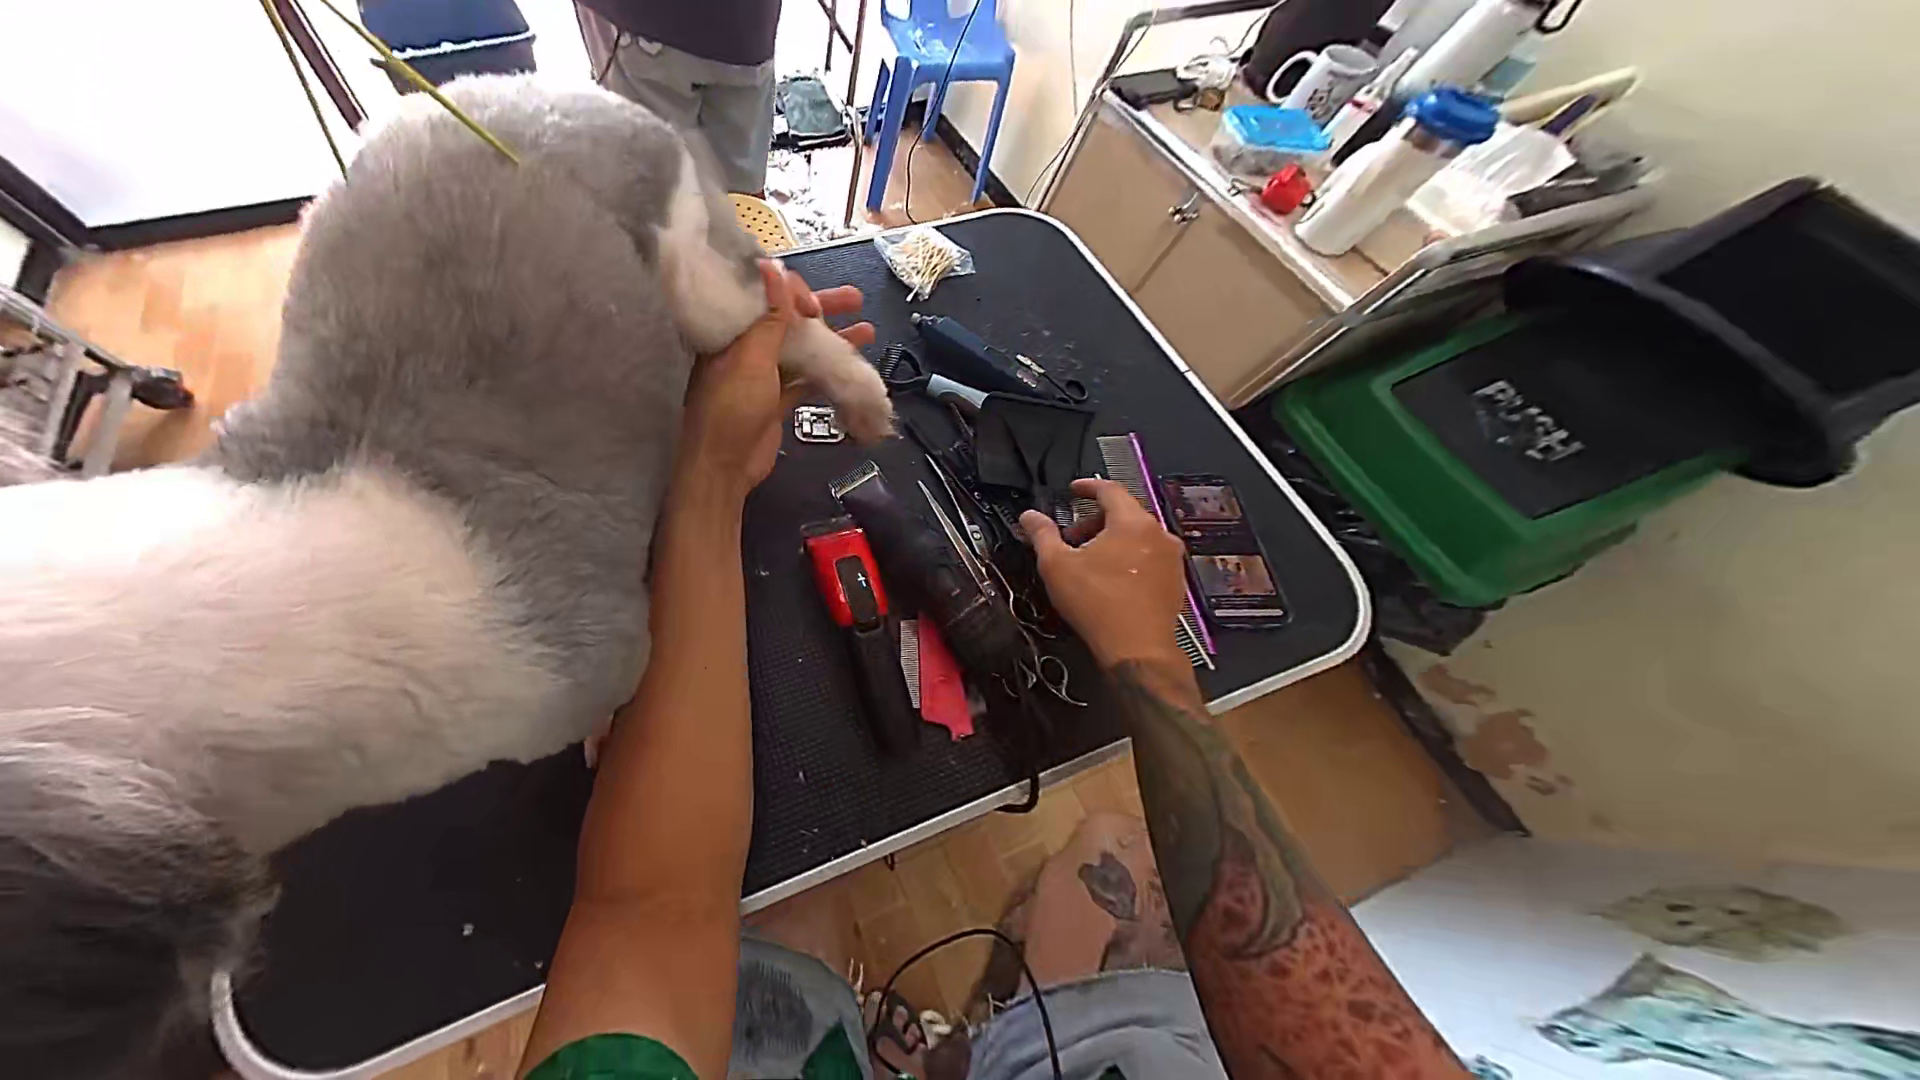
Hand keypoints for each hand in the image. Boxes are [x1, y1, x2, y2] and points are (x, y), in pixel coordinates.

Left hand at [677, 261, 875, 494]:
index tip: (816, 306)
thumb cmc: (731, 409)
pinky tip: (850, 365)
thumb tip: (771, 267)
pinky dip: (827, 370)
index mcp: (731, 330)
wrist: (725, 465)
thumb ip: (770, 317)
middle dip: (822, 309)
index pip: (765, 296)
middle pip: (788, 318)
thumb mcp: (752, 358)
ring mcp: (763, 374)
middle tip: (855, 300)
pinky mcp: (777, 398)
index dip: (792, 292)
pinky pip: (806, 377)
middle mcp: (746, 347)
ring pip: (802, 348)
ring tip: (866, 331)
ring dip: (832, 339)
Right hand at [1020, 478, 1190, 668]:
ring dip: (1112, 540)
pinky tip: (1110, 579)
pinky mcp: (1175, 581)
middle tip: (1072, 537)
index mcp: (1132, 522)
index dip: (1087, 487)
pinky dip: (1129, 558)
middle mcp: (1159, 534)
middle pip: (1124, 513)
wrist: (1137, 650)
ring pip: (1138, 536)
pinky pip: (1149, 557)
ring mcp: (1171, 558)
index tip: (1075, 489)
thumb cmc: (1098, 605)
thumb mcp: (1057, 566)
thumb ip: (1042, 535)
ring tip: (1089, 561)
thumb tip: (1029, 517)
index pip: (1109, 489)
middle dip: (1094, 520)